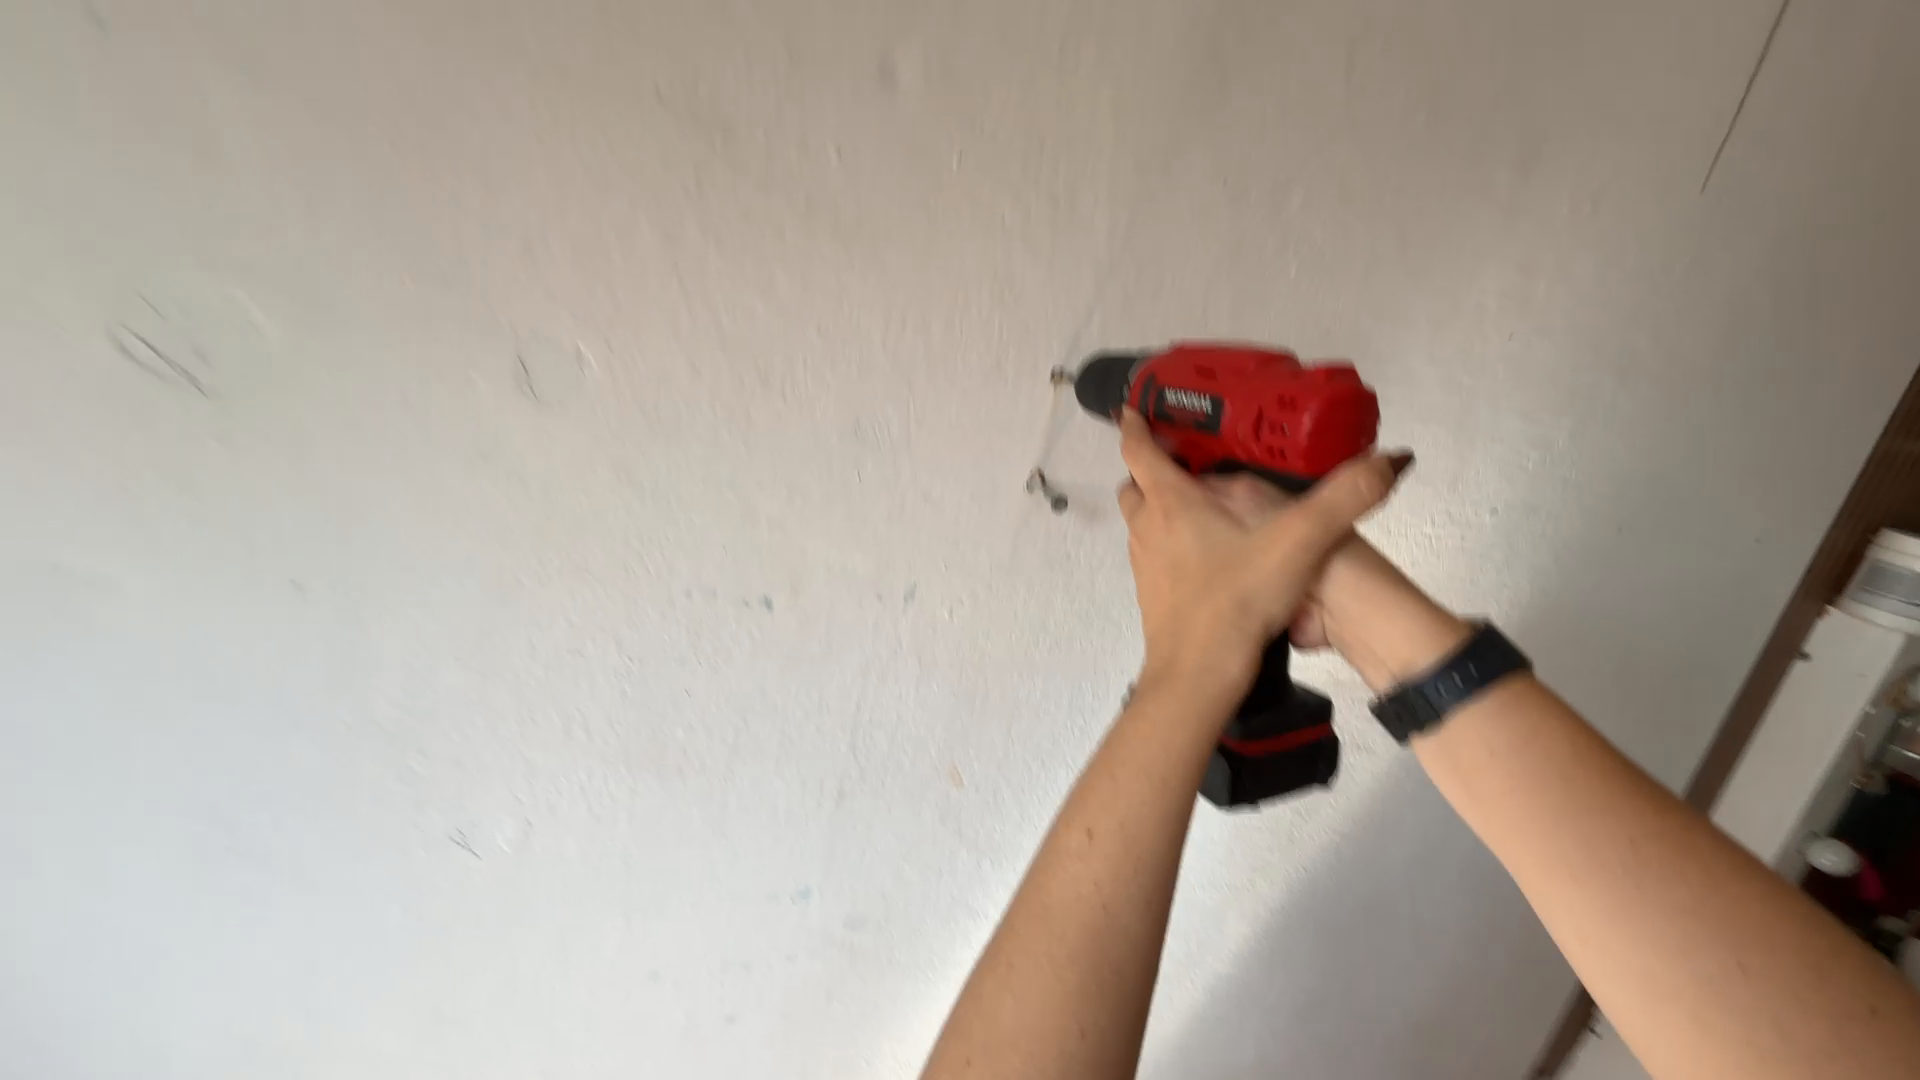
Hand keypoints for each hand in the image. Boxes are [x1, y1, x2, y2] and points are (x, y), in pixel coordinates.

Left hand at [1115, 408, 1409, 701]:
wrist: (1199, 671)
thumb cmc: (1238, 598)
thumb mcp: (1301, 542)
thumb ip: (1346, 497)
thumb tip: (1393, 458)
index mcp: (1171, 503)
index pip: (1139, 452)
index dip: (1135, 428)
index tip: (1135, 410)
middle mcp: (1148, 528)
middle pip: (1135, 487)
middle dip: (1151, 471)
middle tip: (1183, 463)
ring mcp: (1143, 564)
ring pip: (1141, 523)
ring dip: (1159, 509)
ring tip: (1202, 507)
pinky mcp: (1149, 594)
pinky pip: (1151, 555)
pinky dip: (1167, 544)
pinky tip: (1206, 557)